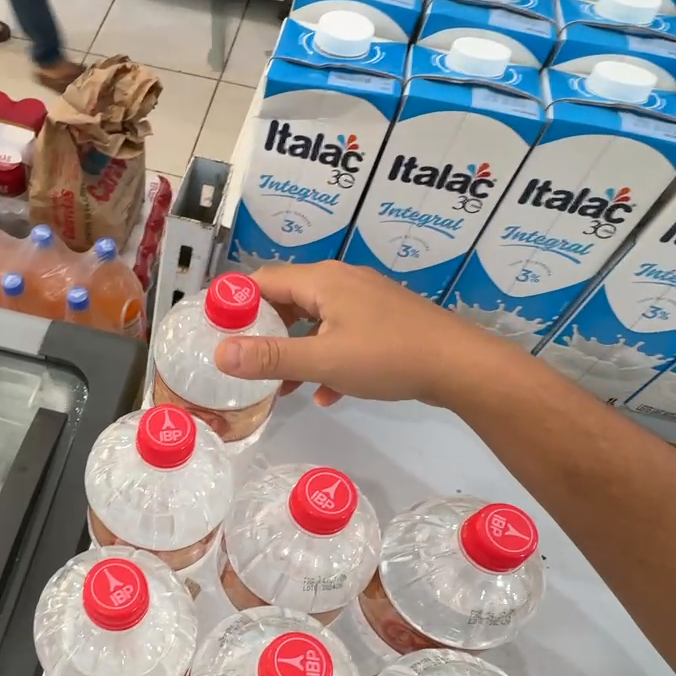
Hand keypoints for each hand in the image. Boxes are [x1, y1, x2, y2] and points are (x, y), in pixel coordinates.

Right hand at [211, 261, 517, 407]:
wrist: (460, 366)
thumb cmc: (388, 356)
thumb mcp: (323, 361)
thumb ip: (270, 358)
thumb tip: (219, 354)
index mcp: (322, 281)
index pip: (262, 281)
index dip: (235, 305)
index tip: (215, 333)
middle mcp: (341, 282)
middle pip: (287, 300)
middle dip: (264, 333)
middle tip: (242, 362)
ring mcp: (364, 302)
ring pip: (314, 322)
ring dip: (294, 352)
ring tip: (278, 386)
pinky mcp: (382, 323)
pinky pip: (341, 336)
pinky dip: (326, 360)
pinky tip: (326, 394)